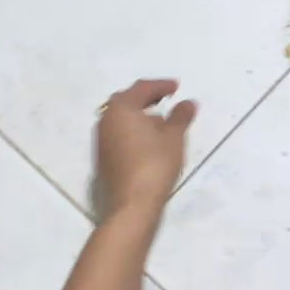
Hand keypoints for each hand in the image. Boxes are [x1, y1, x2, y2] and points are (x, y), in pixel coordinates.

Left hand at [96, 79, 195, 218]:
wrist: (132, 204)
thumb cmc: (155, 163)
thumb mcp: (174, 137)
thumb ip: (181, 116)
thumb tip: (188, 102)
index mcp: (121, 108)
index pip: (141, 88)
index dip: (161, 85)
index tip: (177, 87)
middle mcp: (106, 120)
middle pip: (126, 101)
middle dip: (147, 98)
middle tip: (165, 98)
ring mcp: (101, 140)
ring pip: (121, 119)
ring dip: (140, 115)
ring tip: (160, 121)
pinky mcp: (103, 158)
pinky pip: (119, 134)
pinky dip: (133, 130)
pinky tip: (149, 141)